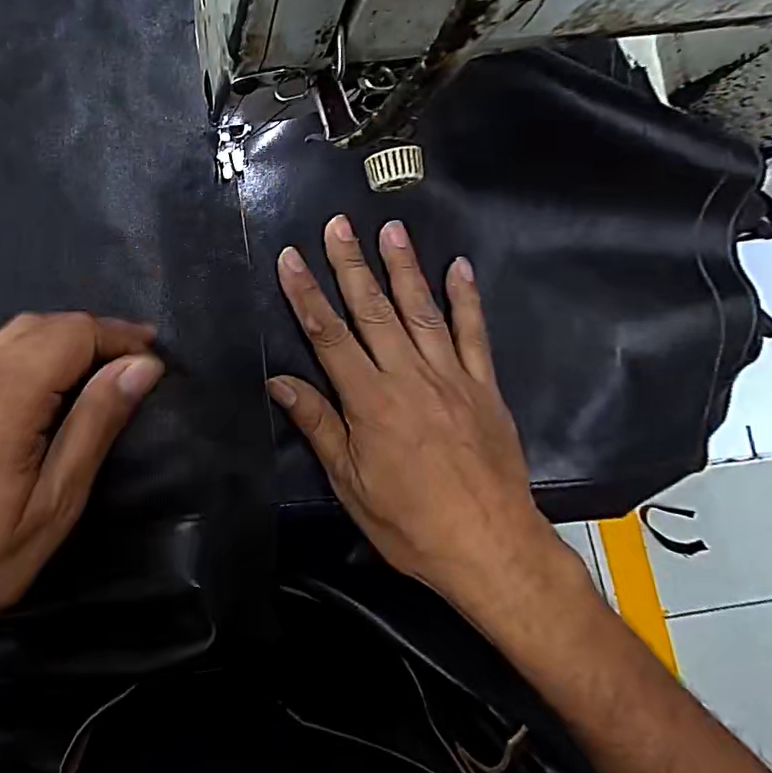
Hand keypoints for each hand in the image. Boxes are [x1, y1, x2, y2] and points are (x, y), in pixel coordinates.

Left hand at [0, 312, 164, 658]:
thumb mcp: (58, 498)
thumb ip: (98, 421)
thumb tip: (142, 366)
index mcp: (0, 398)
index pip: (71, 335)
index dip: (118, 337)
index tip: (155, 356)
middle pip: (45, 325)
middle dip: (97, 332)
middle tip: (141, 354)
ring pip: (21, 332)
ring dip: (69, 337)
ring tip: (112, 359)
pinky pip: (0, 351)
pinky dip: (40, 349)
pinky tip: (63, 374)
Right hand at [267, 215, 566, 612]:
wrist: (491, 547)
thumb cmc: (411, 523)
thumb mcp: (351, 483)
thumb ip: (318, 425)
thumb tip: (280, 382)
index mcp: (370, 401)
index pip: (328, 335)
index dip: (306, 293)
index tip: (292, 259)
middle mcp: (409, 377)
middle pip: (372, 310)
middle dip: (351, 264)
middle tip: (338, 225)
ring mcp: (451, 377)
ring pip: (421, 311)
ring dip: (403, 268)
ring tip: (390, 230)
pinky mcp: (484, 387)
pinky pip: (474, 335)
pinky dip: (467, 299)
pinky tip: (459, 268)